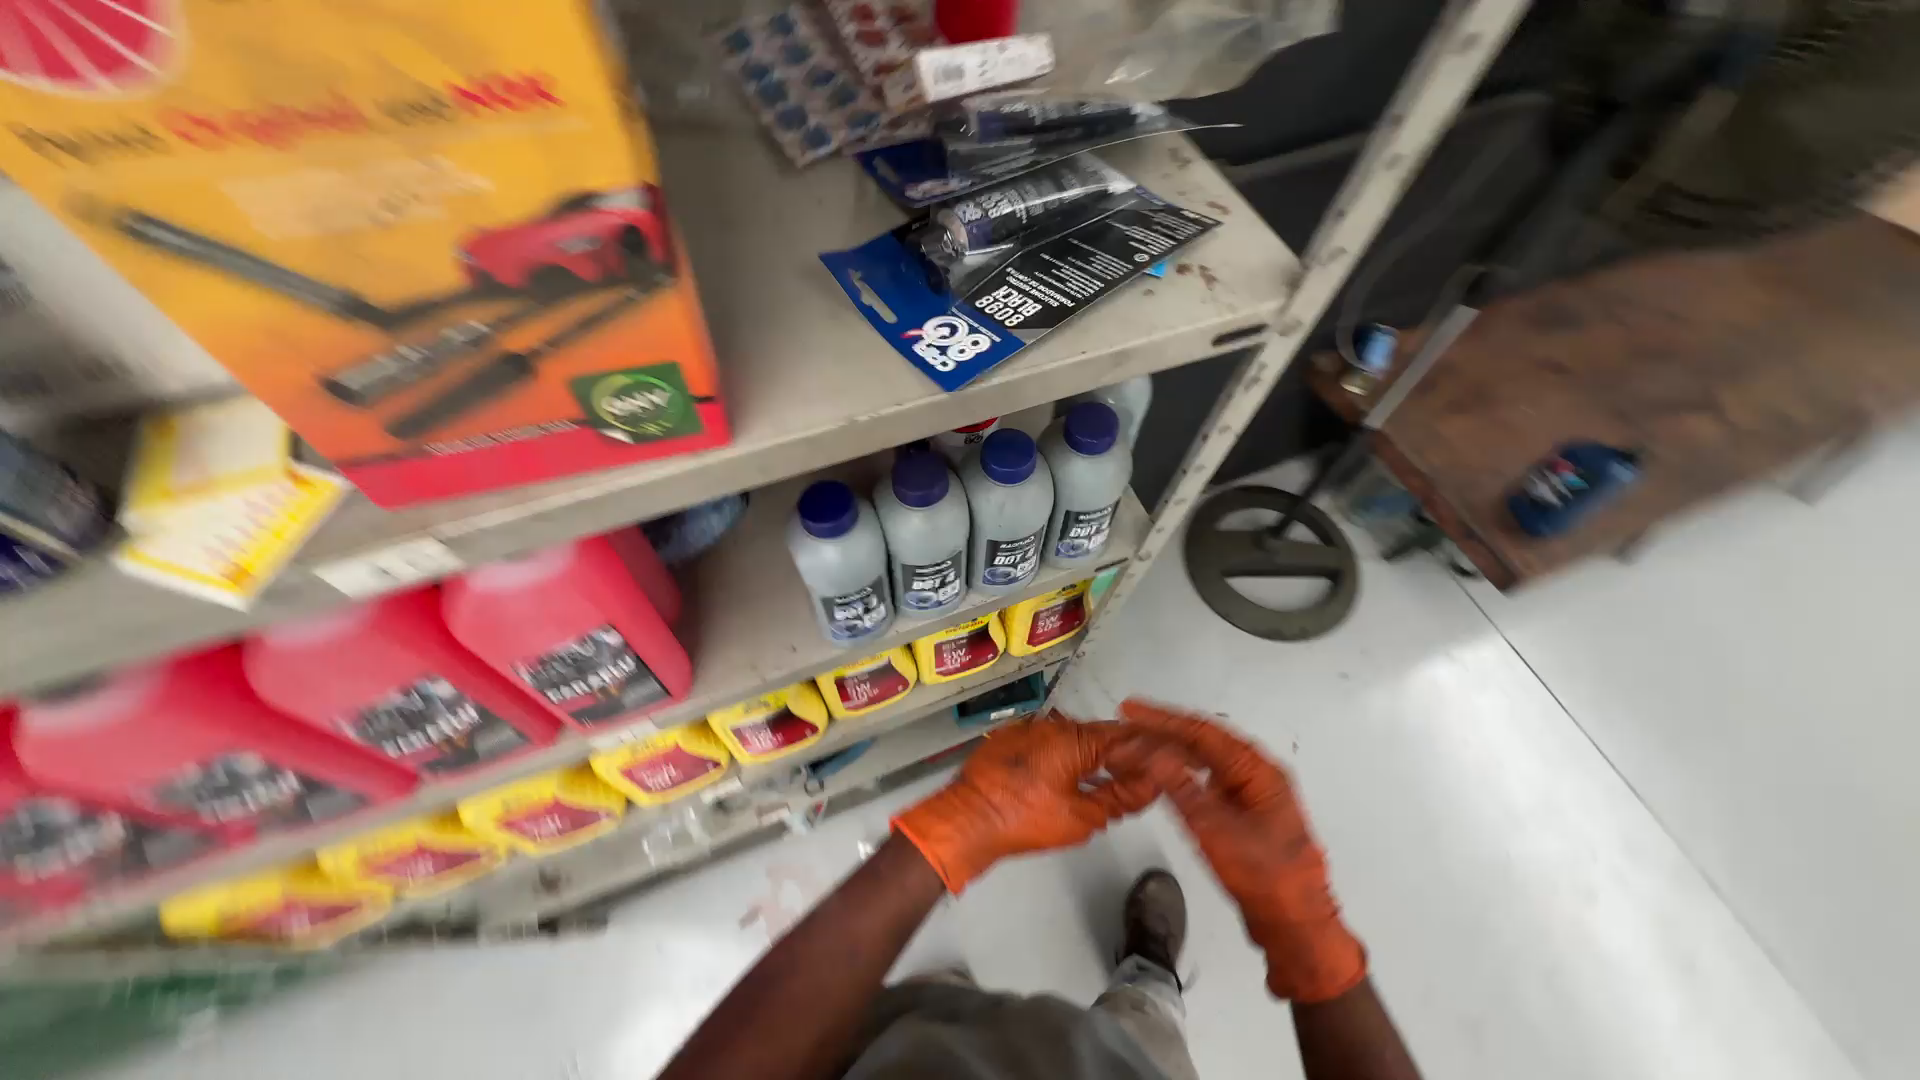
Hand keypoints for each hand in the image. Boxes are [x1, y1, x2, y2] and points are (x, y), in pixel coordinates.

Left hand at [892, 713, 1149, 893]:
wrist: (967, 820)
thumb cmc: (1021, 819)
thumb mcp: (1082, 817)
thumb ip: (1121, 798)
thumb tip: (1150, 786)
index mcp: (1074, 738)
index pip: (1125, 736)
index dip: (1148, 748)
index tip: (1163, 758)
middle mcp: (1051, 725)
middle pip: (1098, 735)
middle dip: (1120, 754)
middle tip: (1138, 777)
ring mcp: (1027, 729)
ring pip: (1070, 738)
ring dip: (1090, 756)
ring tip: (1104, 780)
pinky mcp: (1008, 739)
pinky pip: (1045, 742)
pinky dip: (1062, 756)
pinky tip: (1067, 777)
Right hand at [1109, 699, 1366, 1002]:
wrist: (1297, 926)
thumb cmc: (1263, 878)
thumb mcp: (1217, 832)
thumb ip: (1183, 789)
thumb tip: (1152, 751)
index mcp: (1259, 770)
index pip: (1203, 731)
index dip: (1163, 718)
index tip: (1130, 708)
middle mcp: (1258, 774)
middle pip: (1204, 740)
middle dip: (1163, 730)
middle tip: (1126, 724)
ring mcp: (1252, 793)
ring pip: (1206, 758)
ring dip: (1171, 749)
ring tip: (1137, 744)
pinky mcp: (1245, 812)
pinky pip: (1209, 778)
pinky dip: (1182, 771)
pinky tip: (1164, 774)